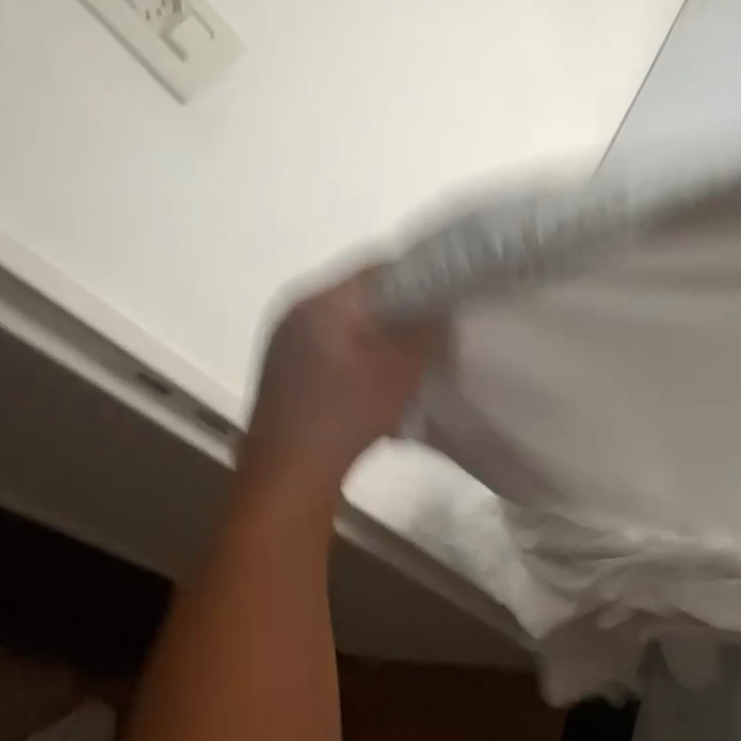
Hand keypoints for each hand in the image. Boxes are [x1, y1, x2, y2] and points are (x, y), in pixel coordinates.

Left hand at [240, 266, 444, 487]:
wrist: (288, 475)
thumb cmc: (346, 415)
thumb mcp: (403, 369)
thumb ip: (428, 329)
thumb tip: (445, 305)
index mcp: (321, 301)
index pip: (379, 266)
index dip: (423, 273)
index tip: (454, 290)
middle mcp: (296, 310)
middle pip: (364, 290)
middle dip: (406, 302)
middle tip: (442, 320)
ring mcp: (286, 339)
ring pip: (351, 316)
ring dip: (386, 326)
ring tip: (419, 347)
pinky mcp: (286, 365)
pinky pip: (336, 338)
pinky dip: (365, 345)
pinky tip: (386, 370)